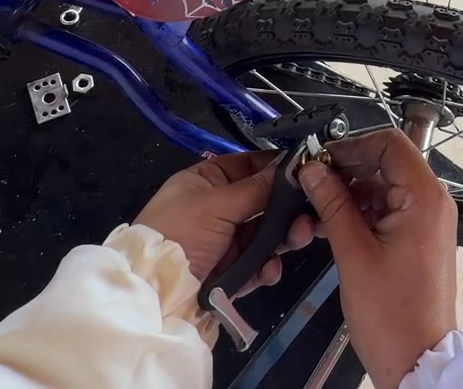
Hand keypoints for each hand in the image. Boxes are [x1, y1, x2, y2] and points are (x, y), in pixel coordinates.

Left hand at [134, 151, 314, 295]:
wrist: (152, 297)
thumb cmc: (180, 234)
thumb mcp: (218, 204)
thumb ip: (258, 187)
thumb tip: (293, 165)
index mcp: (205, 181)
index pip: (248, 165)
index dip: (276, 167)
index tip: (306, 171)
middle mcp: (215, 208)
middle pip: (262, 201)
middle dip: (287, 208)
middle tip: (310, 213)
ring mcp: (222, 242)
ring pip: (264, 233)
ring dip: (284, 235)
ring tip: (301, 237)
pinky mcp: (227, 273)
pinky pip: (256, 264)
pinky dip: (267, 266)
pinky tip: (271, 269)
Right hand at [300, 130, 457, 388]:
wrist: (418, 363)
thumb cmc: (392, 315)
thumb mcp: (354, 254)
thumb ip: (333, 204)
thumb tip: (313, 170)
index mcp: (425, 197)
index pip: (390, 143)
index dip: (352, 145)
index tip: (321, 159)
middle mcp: (432, 200)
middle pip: (386, 162)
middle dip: (347, 169)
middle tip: (312, 184)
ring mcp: (426, 218)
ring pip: (383, 184)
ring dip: (350, 192)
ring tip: (316, 210)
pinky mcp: (418, 235)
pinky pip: (387, 206)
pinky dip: (361, 210)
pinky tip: (332, 225)